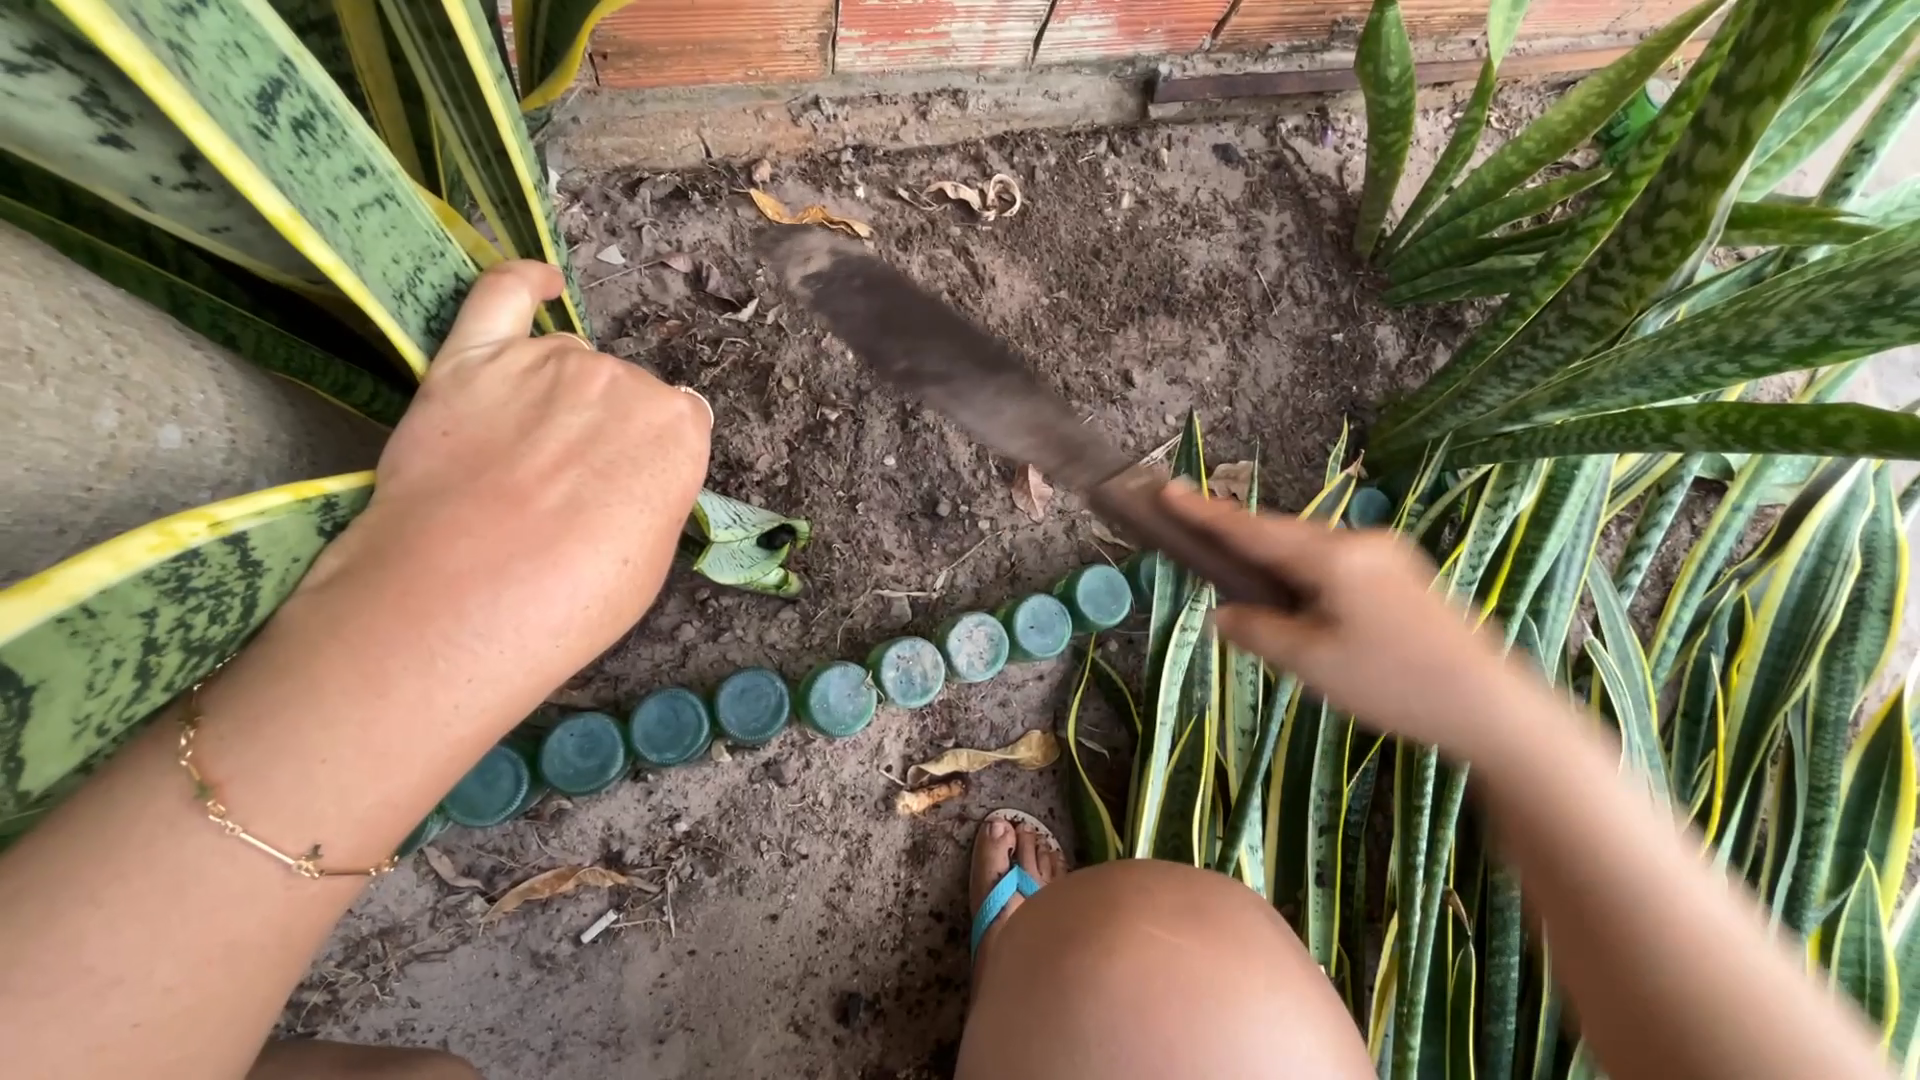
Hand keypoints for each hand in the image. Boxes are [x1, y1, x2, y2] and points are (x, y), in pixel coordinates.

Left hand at [295, 261, 710, 692]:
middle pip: (622, 390)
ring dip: (557, 393)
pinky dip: (522, 282)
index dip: (648, 455)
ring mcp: (549, 361)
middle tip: (567, 484)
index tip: (624, 484)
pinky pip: (503, 296)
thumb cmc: (578, 596)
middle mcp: (626, 380)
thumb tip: (637, 469)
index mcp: (680, 428)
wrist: (467, 599)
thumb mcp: (654, 553)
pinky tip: (538, 282)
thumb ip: (657, 488)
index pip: (677, 421)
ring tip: (522, 450)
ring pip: (566, 360)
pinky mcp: (473, 358)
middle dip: (603, 428)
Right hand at [1161, 484, 1545, 758]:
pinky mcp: (1403, 577)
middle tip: (1198, 540)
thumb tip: (1223, 614)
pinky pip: (1336, 565)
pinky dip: (1304, 576)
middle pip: (1284, 535)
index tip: (1169, 491)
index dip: (1207, 514)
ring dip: (1274, 561)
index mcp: (1334, 558)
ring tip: (1243, 583)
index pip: (1255, 532)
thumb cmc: (1396, 684)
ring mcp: (1388, 557)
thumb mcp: (1312, 663)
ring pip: (1311, 551)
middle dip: (1240, 537)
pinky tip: (1297, 601)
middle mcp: (1361, 543)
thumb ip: (1259, 631)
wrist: (1493, 708)